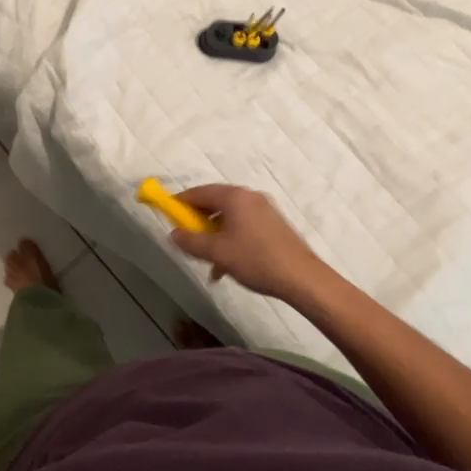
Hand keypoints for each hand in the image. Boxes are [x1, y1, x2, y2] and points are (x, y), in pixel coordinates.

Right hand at [168, 183, 328, 301]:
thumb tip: (173, 233)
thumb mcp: (216, 252)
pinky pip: (244, 225)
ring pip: (229, 217)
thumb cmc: (255, 260)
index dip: (179, 203)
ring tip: (210, 262)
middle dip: (198, 223)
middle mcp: (249, 196)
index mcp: (234, 196)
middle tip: (189, 242)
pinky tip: (230, 265)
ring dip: (215, 236)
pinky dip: (232, 239)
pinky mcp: (274, 224)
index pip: (198, 192)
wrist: (302, 278)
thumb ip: (190, 240)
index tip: (168, 217)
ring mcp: (265, 209)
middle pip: (214, 203)